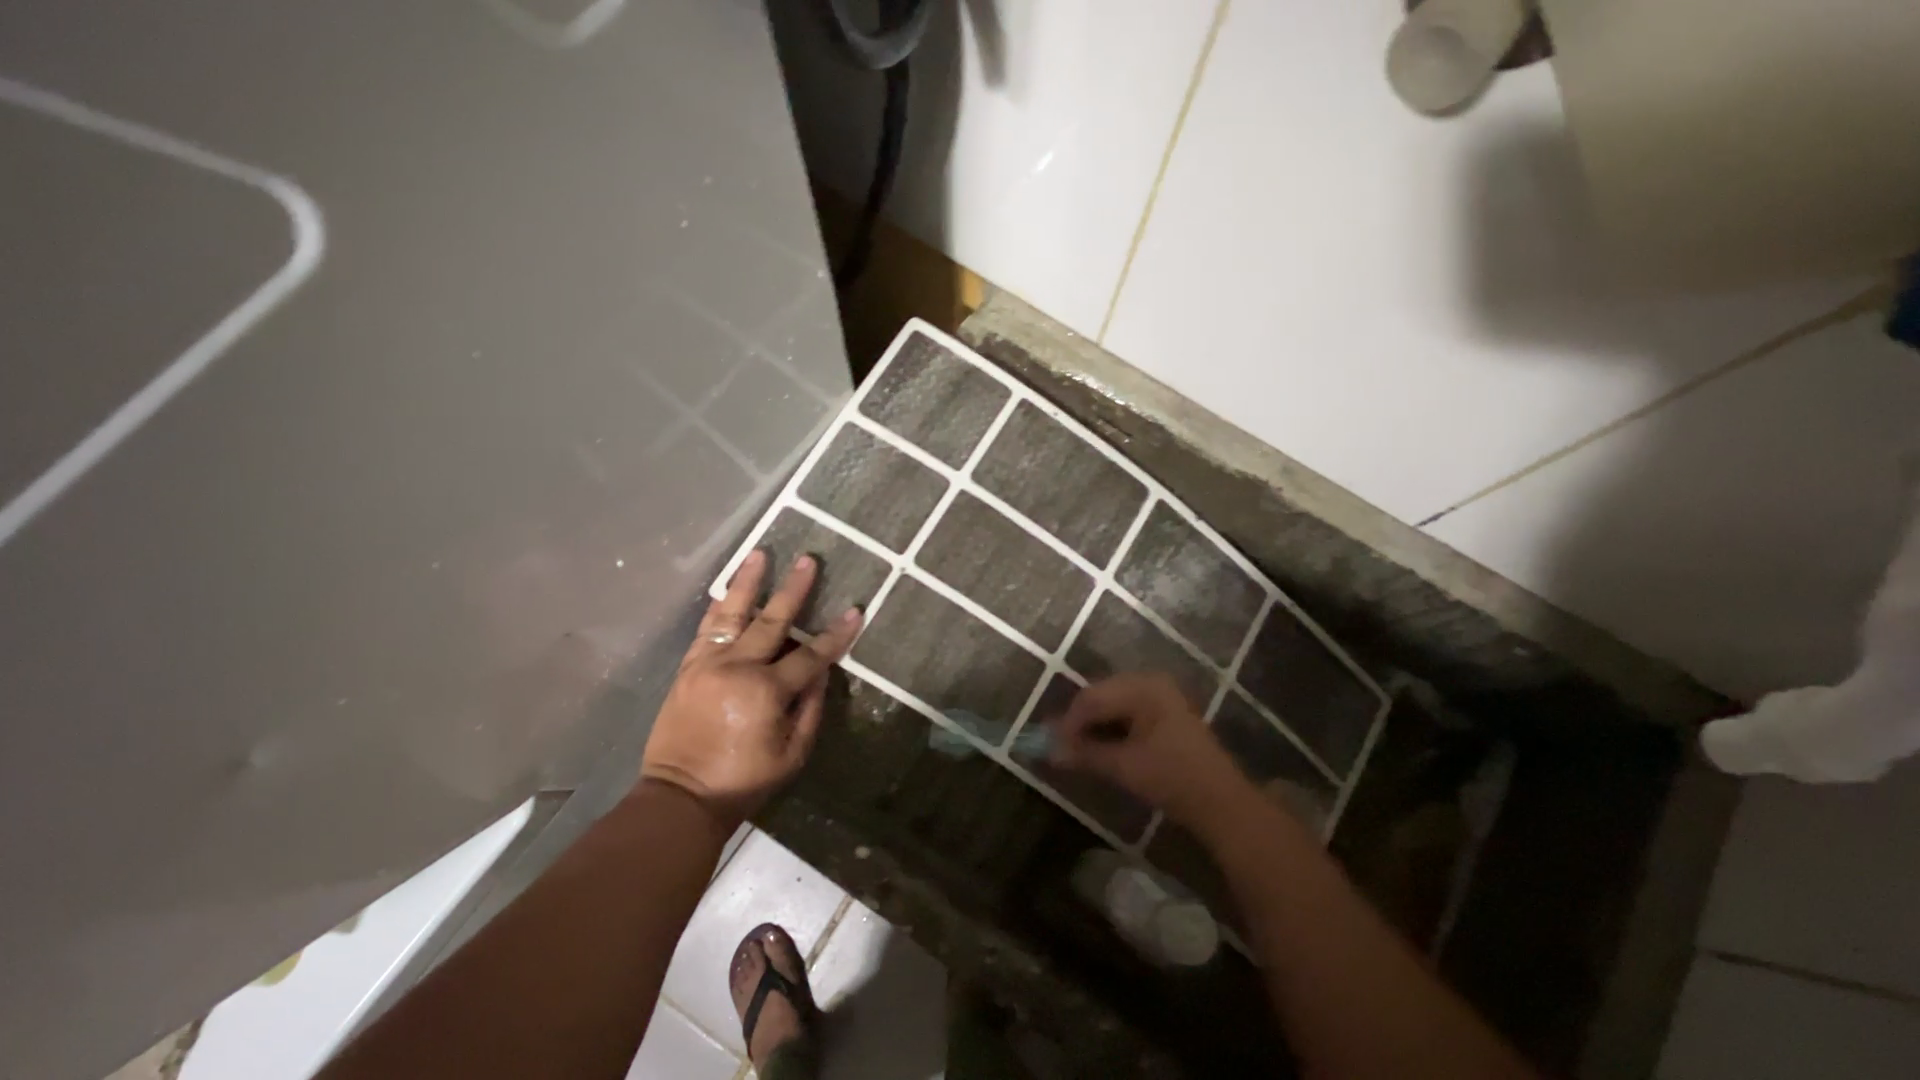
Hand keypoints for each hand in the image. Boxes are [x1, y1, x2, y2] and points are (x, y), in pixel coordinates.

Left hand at [640, 550, 863, 826]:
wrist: (681, 796)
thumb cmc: (744, 781)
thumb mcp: (792, 753)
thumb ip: (810, 709)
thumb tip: (821, 672)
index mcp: (767, 692)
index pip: (811, 656)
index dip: (835, 635)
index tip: (855, 610)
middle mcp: (737, 668)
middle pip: (771, 621)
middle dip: (793, 590)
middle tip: (808, 560)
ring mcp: (708, 664)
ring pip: (731, 614)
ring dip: (747, 583)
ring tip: (759, 554)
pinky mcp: (688, 668)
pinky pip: (706, 630)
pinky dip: (718, 607)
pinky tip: (727, 590)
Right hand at [1049, 673, 1249, 829]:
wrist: (1221, 802)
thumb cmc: (1173, 778)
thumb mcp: (1124, 767)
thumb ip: (1084, 754)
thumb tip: (1048, 751)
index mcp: (1144, 687)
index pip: (1091, 698)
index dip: (1067, 723)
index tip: (1048, 746)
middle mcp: (1152, 684)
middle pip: (1101, 697)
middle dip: (1079, 723)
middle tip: (1059, 748)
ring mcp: (1162, 698)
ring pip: (1113, 707)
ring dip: (1094, 728)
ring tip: (1076, 751)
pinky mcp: (1166, 716)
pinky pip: (1128, 715)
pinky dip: (1111, 731)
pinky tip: (1100, 750)